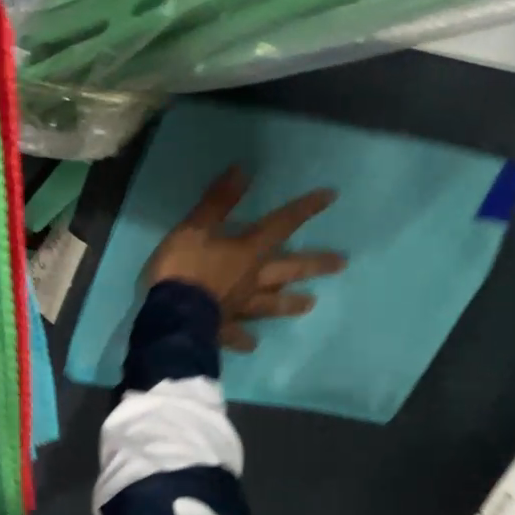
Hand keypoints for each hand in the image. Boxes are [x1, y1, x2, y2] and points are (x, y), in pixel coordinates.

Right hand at [144, 167, 346, 351]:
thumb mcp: (194, 228)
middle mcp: (253, 279)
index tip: (331, 197)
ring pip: (272, 304)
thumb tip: (243, 170)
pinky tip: (252, 345)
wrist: (173, 313)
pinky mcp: (225, 328)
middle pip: (289, 270)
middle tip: (342, 264)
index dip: (304, 209)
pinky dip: (245, 339)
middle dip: (315, 264)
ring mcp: (241, 306)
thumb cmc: (183, 268)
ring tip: (310, 305)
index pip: (281, 225)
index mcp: (247, 252)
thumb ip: (217, 202)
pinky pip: (237, 334)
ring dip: (290, 303)